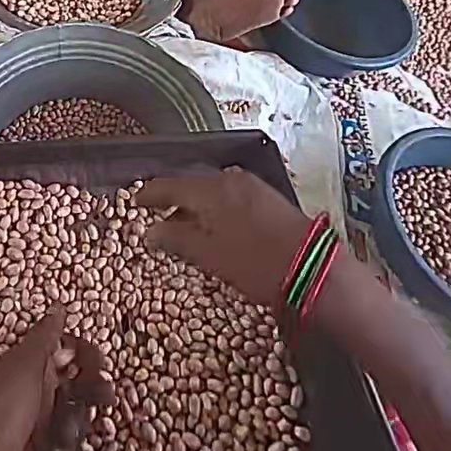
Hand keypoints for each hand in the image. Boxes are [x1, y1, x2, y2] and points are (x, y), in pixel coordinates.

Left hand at [0, 305, 111, 450]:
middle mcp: (38, 390)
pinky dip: (68, 446)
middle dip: (92, 386)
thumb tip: (59, 306)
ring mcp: (43, 422)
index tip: (96, 361)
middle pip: (78, 380)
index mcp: (30, 364)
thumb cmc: (3, 410)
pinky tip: (58, 450)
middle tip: (101, 393)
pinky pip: (72, 443)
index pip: (67, 350)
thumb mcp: (26, 365)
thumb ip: (46, 336)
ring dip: (78, 419)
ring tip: (69, 427)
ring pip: (78, 412)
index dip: (84, 354)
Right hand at [136, 167, 312, 307]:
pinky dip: (214, 207)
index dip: (148, 195)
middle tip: (155, 214)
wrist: (316, 270)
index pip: (168, 185)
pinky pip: (229, 195)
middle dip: (171, 199)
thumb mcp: (209, 255)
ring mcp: (251, 186)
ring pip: (211, 190)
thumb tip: (150, 231)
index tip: (134, 202)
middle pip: (190, 184)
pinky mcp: (267, 197)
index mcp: (210, 189)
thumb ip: (176, 238)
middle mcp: (229, 179)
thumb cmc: (255, 264)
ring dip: (194, 205)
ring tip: (182, 225)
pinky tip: (213, 226)